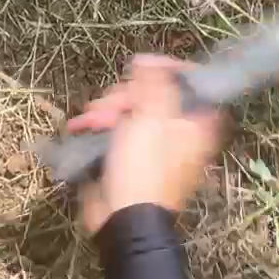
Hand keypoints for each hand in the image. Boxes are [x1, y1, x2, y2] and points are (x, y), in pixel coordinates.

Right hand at [65, 54, 224, 234]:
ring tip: (91, 121)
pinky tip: (84, 126)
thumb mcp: (151, 118)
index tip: (142, 66)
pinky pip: (118, 127)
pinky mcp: (131, 154)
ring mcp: (154, 143)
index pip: (190, 83)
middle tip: (110, 104)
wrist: (123, 219)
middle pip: (153, 94)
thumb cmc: (144, 169)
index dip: (168, 69)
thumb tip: (149, 59)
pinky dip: (101, 124)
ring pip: (131, 109)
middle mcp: (178, 131)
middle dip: (125, 95)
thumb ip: (155, 83)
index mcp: (195, 123)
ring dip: (107, 109)